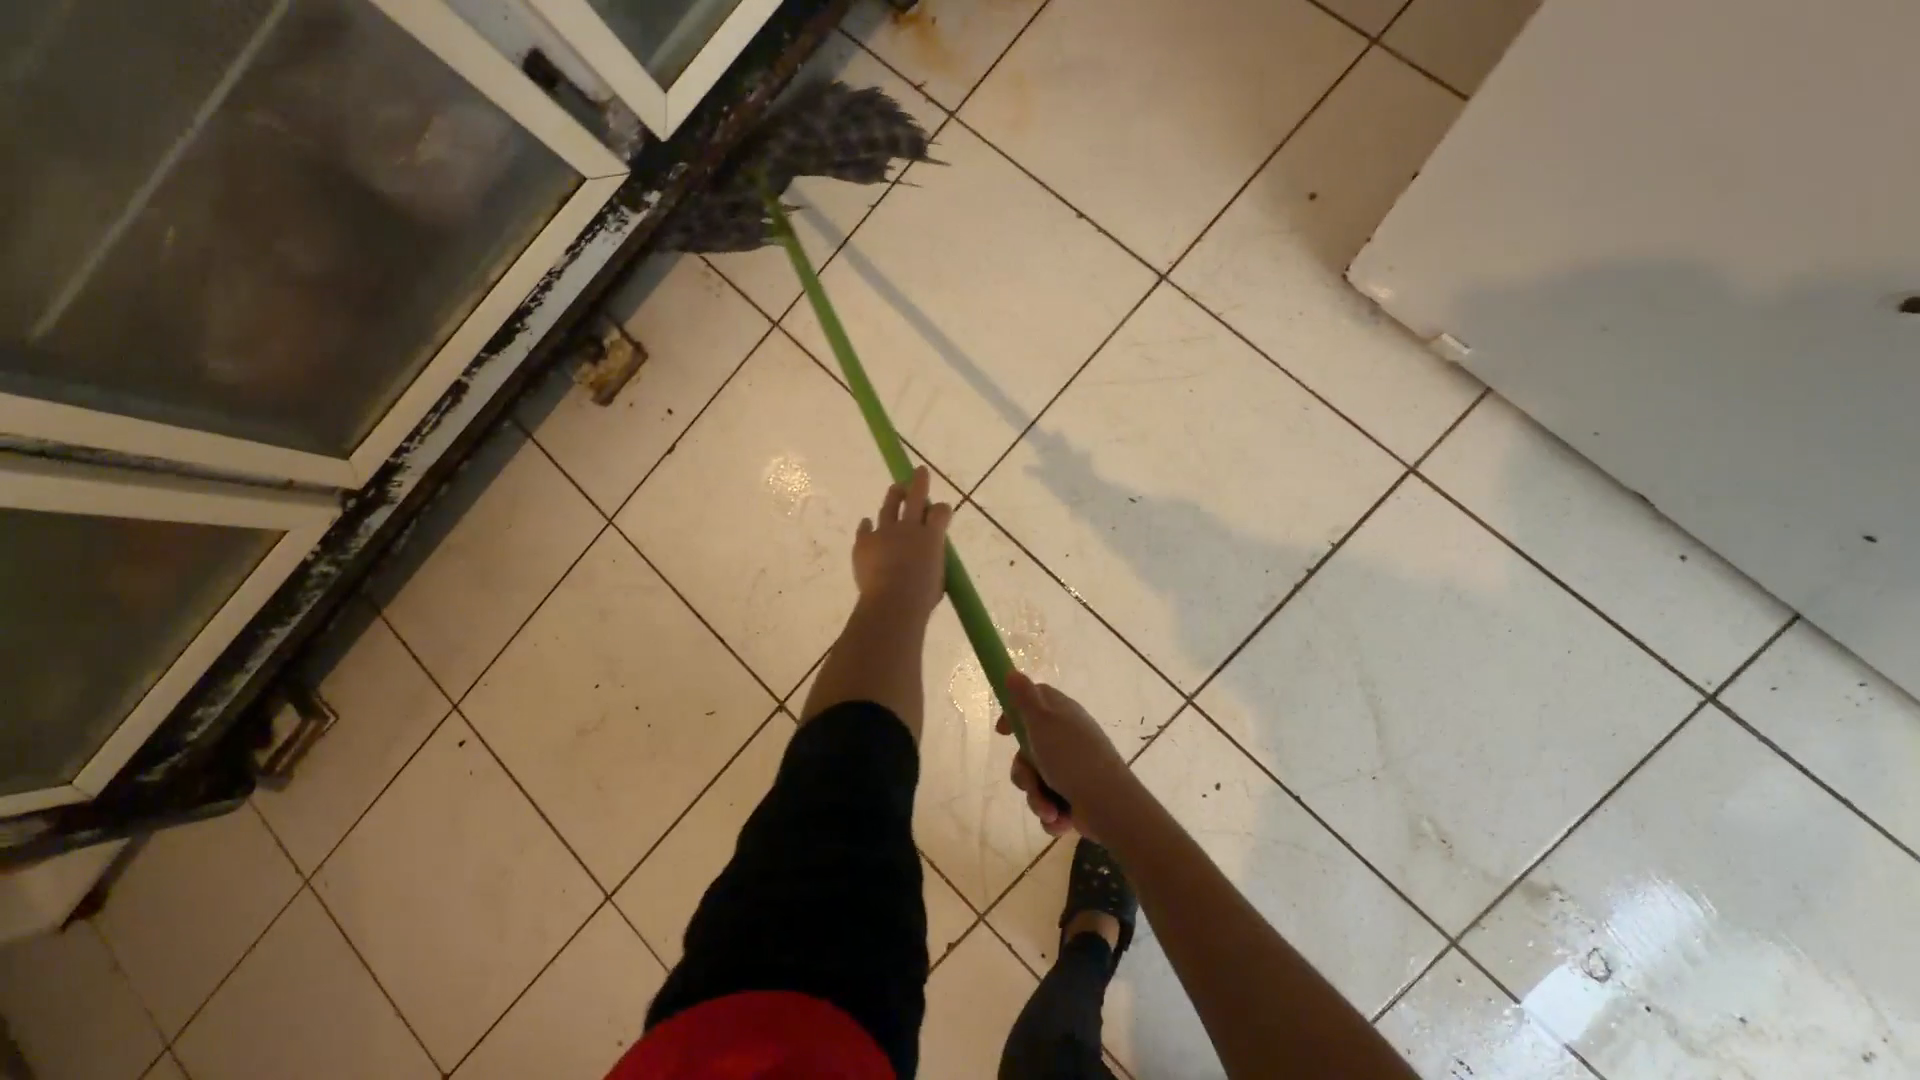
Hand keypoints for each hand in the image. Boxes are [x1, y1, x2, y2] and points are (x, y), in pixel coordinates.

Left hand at [853, 466, 952, 619]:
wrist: (892, 602)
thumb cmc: (921, 597)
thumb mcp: (938, 578)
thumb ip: (933, 562)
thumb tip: (928, 560)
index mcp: (932, 537)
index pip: (940, 512)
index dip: (942, 509)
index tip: (942, 510)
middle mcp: (909, 528)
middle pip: (915, 496)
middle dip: (919, 482)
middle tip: (920, 471)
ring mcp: (884, 532)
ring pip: (889, 506)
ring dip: (893, 496)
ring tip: (895, 489)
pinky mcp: (864, 542)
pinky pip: (865, 528)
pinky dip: (867, 526)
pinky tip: (866, 523)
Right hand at [998, 671, 1130, 841]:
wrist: (1108, 805)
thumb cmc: (1072, 759)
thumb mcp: (1043, 722)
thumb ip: (1025, 698)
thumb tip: (1012, 672)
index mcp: (1063, 716)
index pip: (1035, 703)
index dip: (1015, 715)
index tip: (1002, 732)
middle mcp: (1067, 740)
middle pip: (1029, 751)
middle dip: (1024, 773)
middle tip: (1030, 780)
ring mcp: (1072, 769)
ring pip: (1036, 781)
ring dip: (1037, 798)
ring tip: (1049, 809)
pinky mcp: (1075, 795)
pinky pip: (1049, 803)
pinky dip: (1051, 813)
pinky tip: (1059, 819)